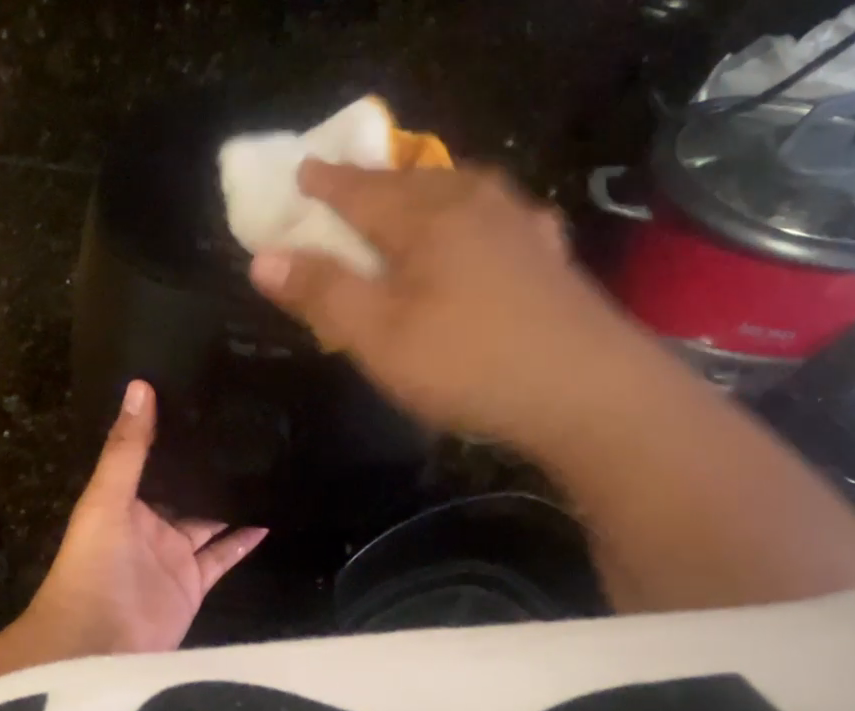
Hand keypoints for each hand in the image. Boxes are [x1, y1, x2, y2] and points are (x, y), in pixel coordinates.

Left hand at [24, 380, 267, 654]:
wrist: (96, 641)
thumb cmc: (92, 564)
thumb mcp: (107, 499)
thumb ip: (127, 449)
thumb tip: (141, 386)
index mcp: (123, 500)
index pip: (151, 459)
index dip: (173, 434)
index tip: (203, 398)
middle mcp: (150, 525)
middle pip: (185, 490)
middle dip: (208, 466)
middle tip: (249, 428)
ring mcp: (174, 556)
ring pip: (208, 521)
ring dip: (231, 500)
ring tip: (268, 466)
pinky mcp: (194, 584)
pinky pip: (223, 557)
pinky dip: (243, 541)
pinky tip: (269, 518)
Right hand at [247, 160, 665, 447]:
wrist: (590, 393)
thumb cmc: (469, 364)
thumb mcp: (379, 338)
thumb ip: (323, 294)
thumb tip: (264, 258)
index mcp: (425, 218)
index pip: (360, 190)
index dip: (324, 185)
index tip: (299, 174)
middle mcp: (474, 205)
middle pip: (412, 183)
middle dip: (374, 186)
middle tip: (347, 193)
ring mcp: (520, 227)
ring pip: (460, 194)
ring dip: (425, 196)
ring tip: (409, 208)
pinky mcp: (550, 258)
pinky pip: (498, 220)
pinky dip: (473, 220)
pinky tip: (486, 233)